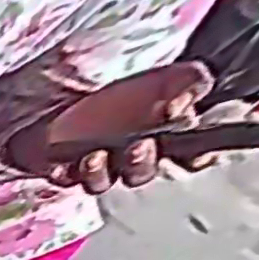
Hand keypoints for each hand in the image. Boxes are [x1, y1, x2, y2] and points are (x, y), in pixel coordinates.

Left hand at [14, 61, 216, 194]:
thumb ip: (191, 86)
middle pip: (141, 174)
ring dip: (98, 173)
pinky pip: (66, 180)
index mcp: (170, 142)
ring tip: (95, 156)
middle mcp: (134, 161)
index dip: (197, 160)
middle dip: (141, 163)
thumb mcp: (177, 76)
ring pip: (101, 182)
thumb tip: (178, 109)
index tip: (197, 154)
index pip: (191, 160)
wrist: (89, 93)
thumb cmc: (141, 89)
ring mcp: (101, 168)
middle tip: (140, 146)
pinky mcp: (69, 170)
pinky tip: (61, 168)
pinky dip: (63, 176)